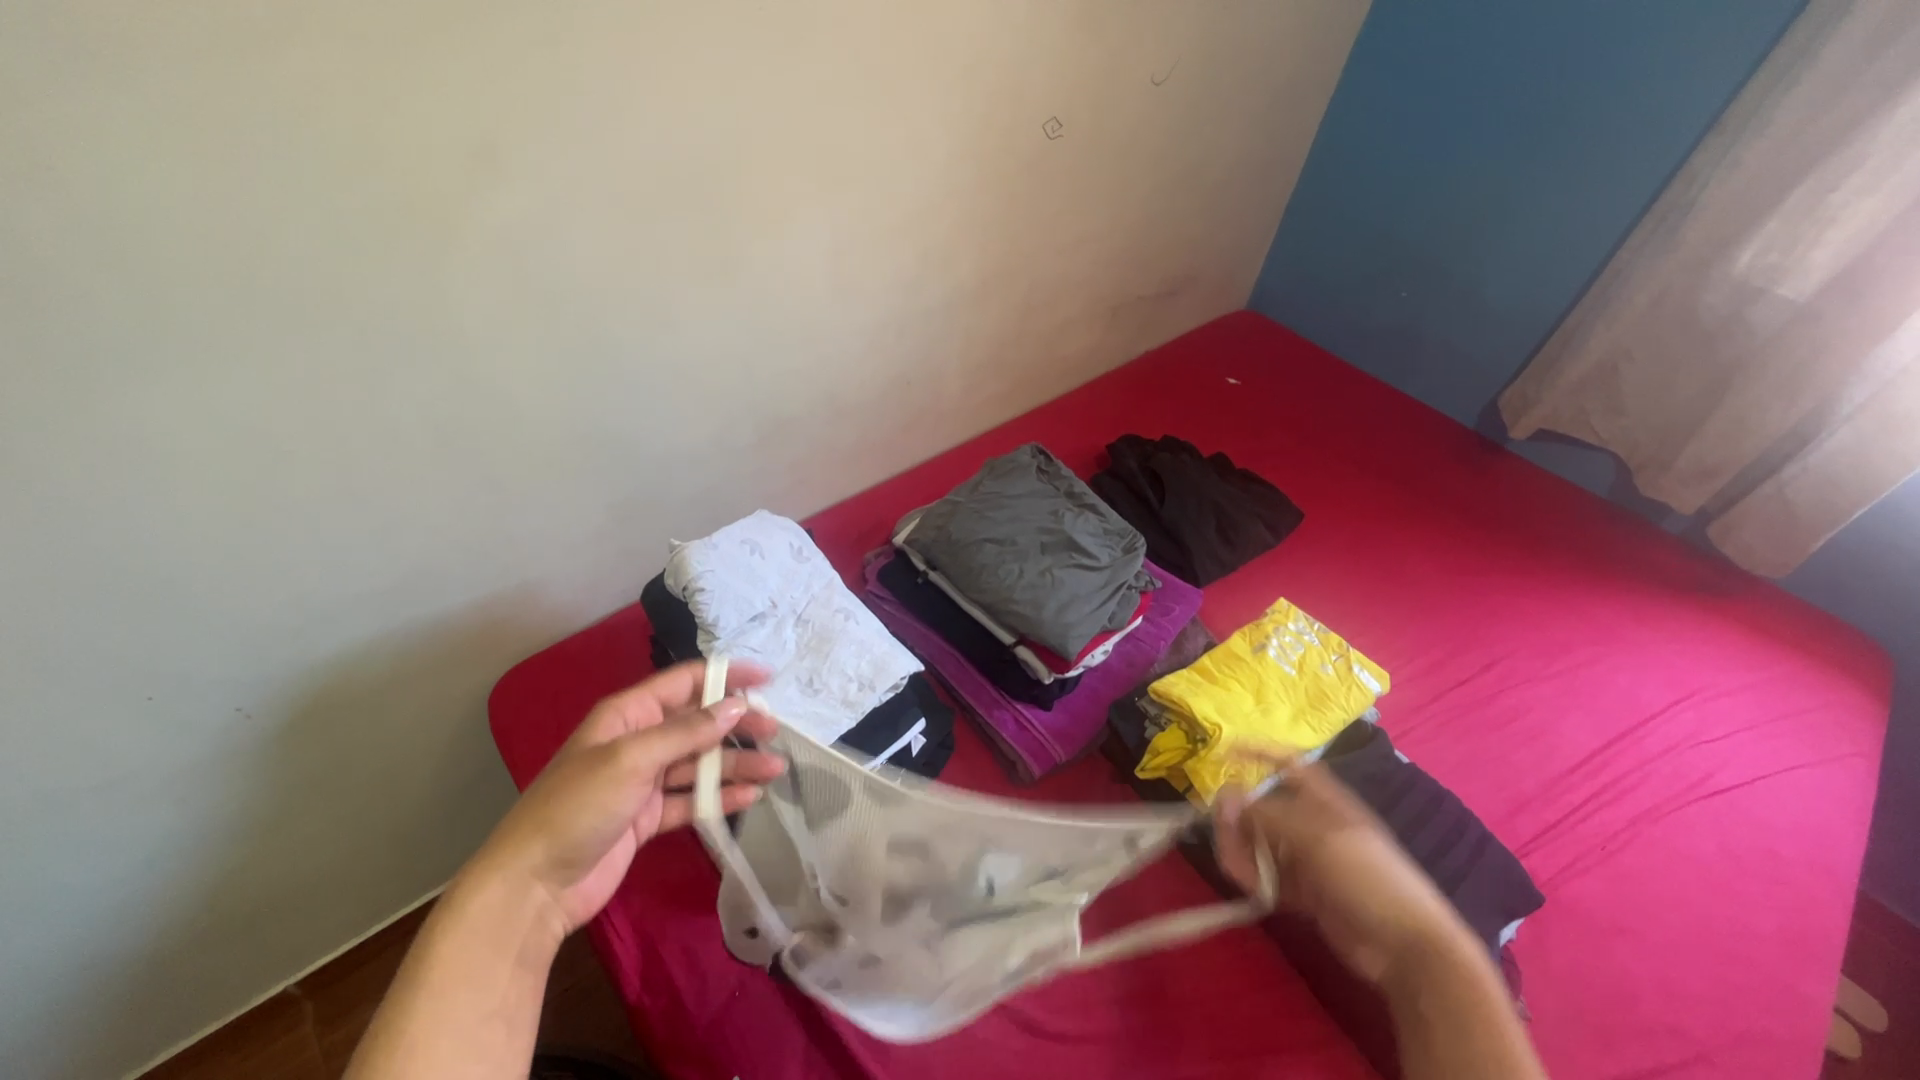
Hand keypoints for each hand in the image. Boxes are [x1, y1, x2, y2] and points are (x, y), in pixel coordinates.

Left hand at [471, 660, 785, 936]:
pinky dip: (720, 797)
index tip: (768, 678)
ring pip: (700, 763)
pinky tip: (750, 797)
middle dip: (736, 724)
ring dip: (736, 764)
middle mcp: (638, 742)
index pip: (685, 682)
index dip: (726, 675)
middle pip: (697, 723)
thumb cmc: (576, 808)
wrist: (533, 885)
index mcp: (627, 715)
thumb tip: (736, 705)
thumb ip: (686, 732)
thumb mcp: (631, 760)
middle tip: (775, 732)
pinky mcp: (648, 818)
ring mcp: (643, 782)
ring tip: (775, 769)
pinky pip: (692, 799)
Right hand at [1213, 760, 1467, 984]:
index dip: (1259, 753)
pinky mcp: (1304, 892)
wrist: (1405, 945)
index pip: (1289, 765)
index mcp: (1325, 801)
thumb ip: (1268, 815)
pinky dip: (1252, 877)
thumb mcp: (1318, 837)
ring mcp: (1309, 860)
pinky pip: (1268, 875)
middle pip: (1264, 807)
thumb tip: (1226, 798)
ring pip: (1261, 843)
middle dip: (1239, 815)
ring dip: (1242, 850)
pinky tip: (1245, 883)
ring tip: (1235, 866)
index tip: (1224, 753)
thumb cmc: (1368, 876)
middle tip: (1220, 829)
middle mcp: (1314, 824)